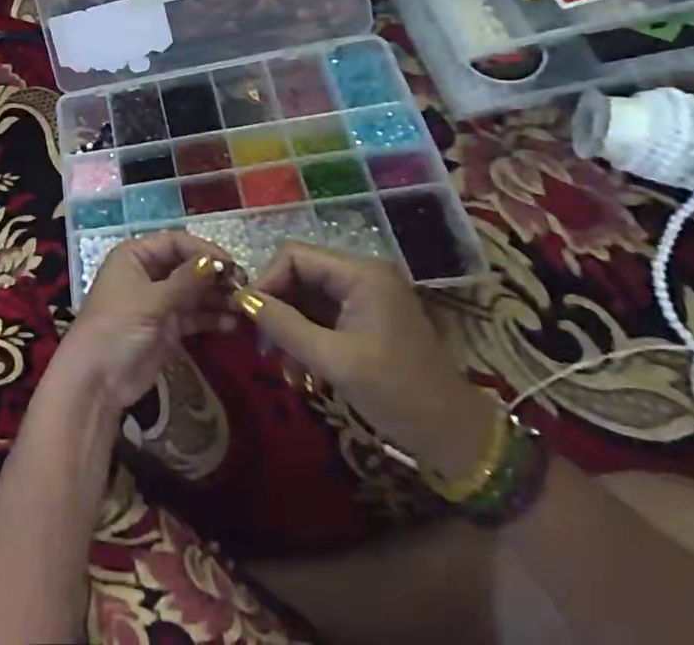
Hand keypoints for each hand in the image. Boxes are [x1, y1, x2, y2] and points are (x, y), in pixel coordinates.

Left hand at [57, 231, 240, 413]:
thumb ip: (187, 281)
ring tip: (243, 307)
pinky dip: (212, 317)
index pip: (175, 242)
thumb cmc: (117, 327)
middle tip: (244, 288)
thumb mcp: (152, 301)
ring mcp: (158, 301)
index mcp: (134, 256)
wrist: (97, 379)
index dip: (204, 250)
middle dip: (215, 275)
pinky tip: (231, 324)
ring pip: (195, 291)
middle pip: (188, 266)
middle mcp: (147, 273)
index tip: (232, 265)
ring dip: (218, 297)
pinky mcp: (167, 327)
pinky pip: (195, 315)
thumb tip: (218, 261)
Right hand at [238, 242, 497, 476]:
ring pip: (304, 299)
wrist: (452, 437)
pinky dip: (303, 340)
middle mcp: (362, 276)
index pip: (294, 256)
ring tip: (281, 368)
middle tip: (260, 346)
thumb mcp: (332, 359)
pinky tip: (299, 372)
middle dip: (275, 309)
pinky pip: (319, 318)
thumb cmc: (396, 392)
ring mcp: (365, 298)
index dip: (266, 281)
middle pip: (297, 275)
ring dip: (287, 330)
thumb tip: (241, 299)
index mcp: (361, 274)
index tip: (248, 316)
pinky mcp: (364, 320)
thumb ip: (283, 325)